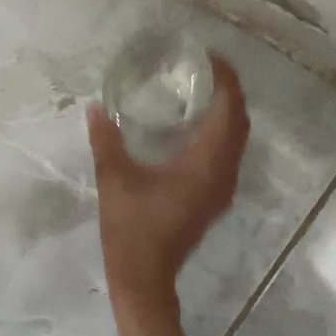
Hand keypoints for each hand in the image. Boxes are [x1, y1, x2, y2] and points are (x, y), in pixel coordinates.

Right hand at [87, 53, 249, 304]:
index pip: (229, 110)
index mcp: (205, 164)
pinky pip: (226, 155)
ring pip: (236, 140)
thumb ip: (106, 140)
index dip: (225, 80)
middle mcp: (223, 173)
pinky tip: (191, 127)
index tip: (208, 57)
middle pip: (239, 122)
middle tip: (202, 69)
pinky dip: (218, 133)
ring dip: (224, 113)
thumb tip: (96, 107)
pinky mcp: (213, 199)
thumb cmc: (132, 229)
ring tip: (198, 91)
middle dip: (227, 92)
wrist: (143, 278)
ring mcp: (221, 189)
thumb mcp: (114, 180)